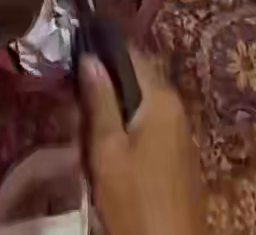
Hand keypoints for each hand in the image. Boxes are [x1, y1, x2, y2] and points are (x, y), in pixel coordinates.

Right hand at [78, 46, 204, 234]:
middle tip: (77, 119)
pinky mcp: (177, 153)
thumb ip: (99, 102)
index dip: (102, 57)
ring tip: (88, 142)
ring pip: (138, 108)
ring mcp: (179, 130)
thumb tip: (90, 57)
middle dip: (104, 94)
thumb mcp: (108, 152)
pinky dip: (127, 135)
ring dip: (113, 118)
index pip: (131, 56)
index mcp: (161, 97)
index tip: (75, 69)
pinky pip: (148, 128)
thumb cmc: (135, 200)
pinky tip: (108, 159)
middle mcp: (175, 105)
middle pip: (134, 82)